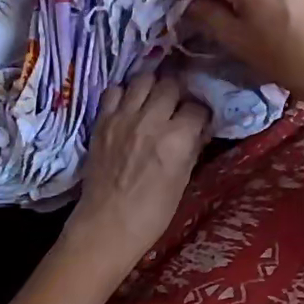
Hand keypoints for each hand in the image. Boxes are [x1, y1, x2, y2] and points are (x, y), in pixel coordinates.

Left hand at [63, 74, 210, 274]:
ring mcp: (123, 118)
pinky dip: (124, 93)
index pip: (198, 107)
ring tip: (153, 99)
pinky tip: (129, 105)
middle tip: (177, 105)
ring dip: (153, 86)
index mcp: (177, 139)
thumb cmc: (152, 213)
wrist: (108, 224)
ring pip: (144, 79)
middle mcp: (151, 121)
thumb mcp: (182, 181)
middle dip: (179, 93)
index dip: (201, 113)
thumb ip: (191, 149)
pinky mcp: (102, 121)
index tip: (199, 120)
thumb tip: (198, 129)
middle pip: (172, 85)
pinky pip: (114, 90)